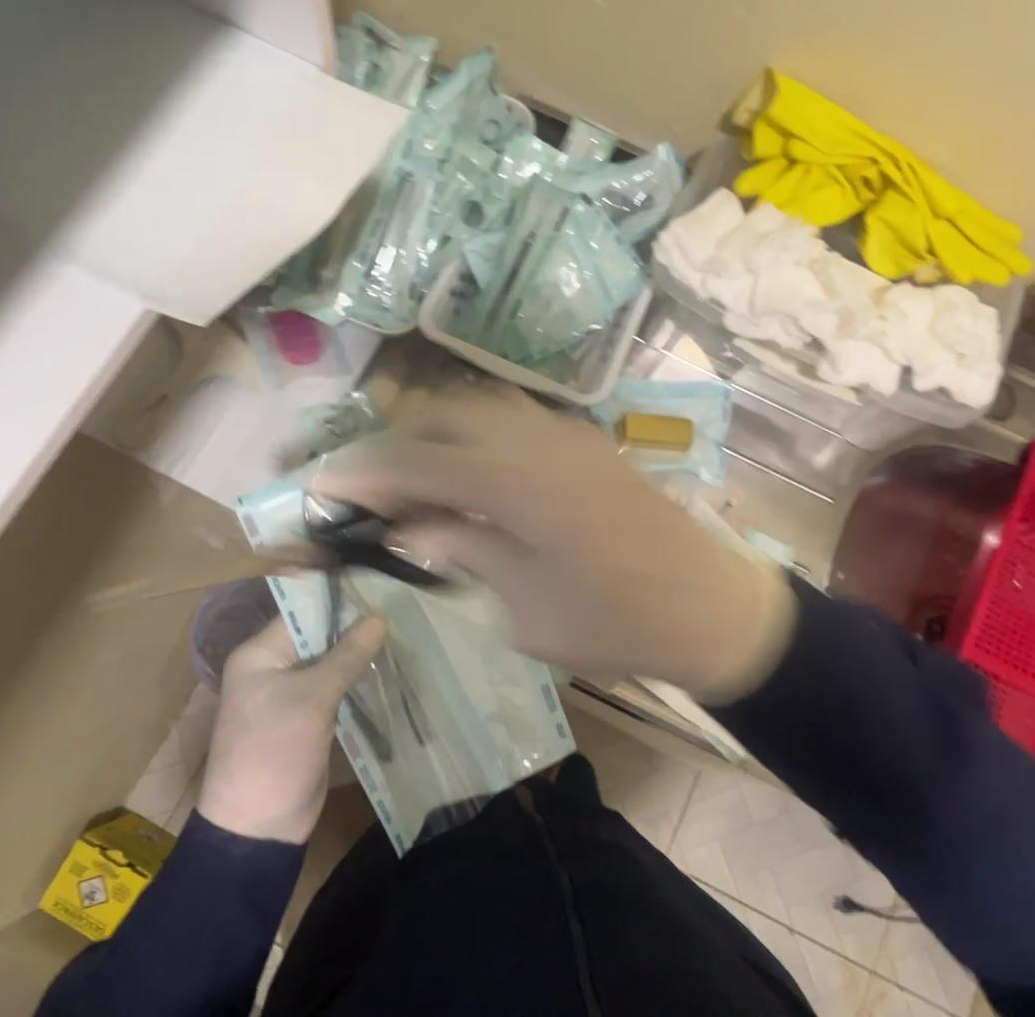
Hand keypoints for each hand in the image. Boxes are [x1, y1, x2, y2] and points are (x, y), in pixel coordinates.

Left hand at [196, 617, 386, 843]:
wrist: (259, 825)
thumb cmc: (274, 752)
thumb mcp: (311, 700)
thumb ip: (345, 657)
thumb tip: (379, 618)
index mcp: (260, 654)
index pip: (301, 609)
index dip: (338, 598)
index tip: (379, 586)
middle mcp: (272, 666)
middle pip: (317, 633)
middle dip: (354, 624)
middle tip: (400, 608)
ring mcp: (290, 693)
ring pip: (329, 659)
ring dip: (359, 651)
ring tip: (401, 632)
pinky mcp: (308, 716)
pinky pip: (334, 685)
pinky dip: (357, 677)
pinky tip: (388, 667)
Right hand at [315, 389, 794, 702]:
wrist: (712, 608)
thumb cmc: (617, 626)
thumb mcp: (527, 606)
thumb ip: (463, 550)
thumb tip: (404, 528)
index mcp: (519, 484)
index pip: (420, 462)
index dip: (365, 473)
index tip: (323, 486)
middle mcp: (539, 439)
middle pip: (443, 417)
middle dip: (394, 445)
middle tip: (364, 489)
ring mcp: (566, 433)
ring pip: (477, 407)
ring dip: (433, 432)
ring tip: (407, 480)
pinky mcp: (584, 441)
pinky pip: (511, 418)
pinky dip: (472, 434)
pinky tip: (462, 474)